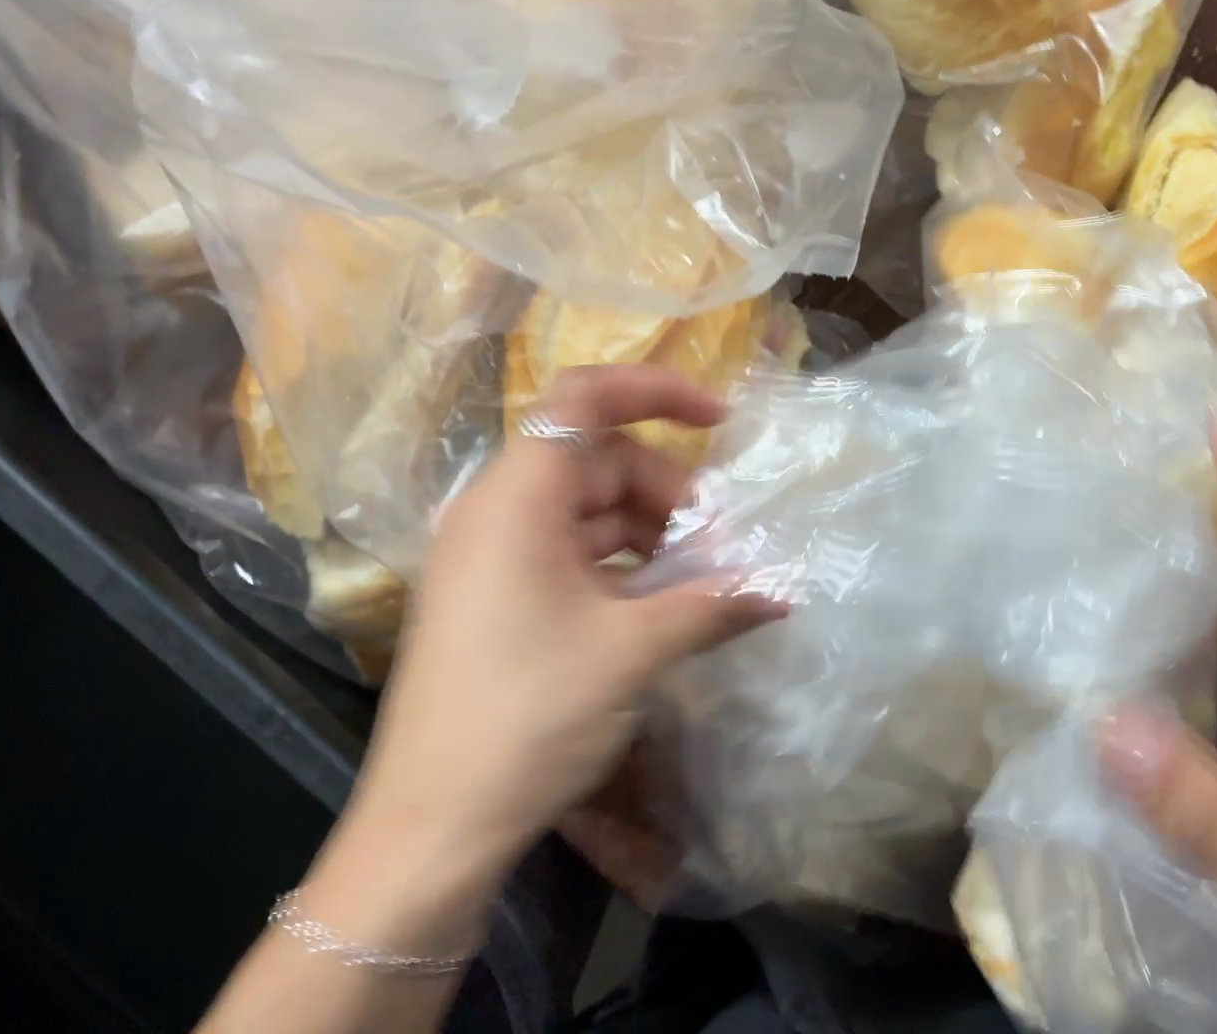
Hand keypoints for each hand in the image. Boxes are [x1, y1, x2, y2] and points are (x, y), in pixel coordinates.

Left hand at [352, 365, 784, 875]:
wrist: (434, 827)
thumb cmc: (530, 716)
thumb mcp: (635, 651)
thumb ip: (715, 605)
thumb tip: (782, 591)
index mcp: (516, 502)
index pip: (582, 399)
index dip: (655, 391)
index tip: (722, 421)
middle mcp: (500, 515)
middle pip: (601, 463)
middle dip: (674, 493)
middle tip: (728, 548)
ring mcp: (498, 561)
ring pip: (594, 513)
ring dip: (658, 536)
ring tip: (709, 582)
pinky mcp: (504, 601)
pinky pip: (579, 557)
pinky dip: (630, 568)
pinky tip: (671, 606)